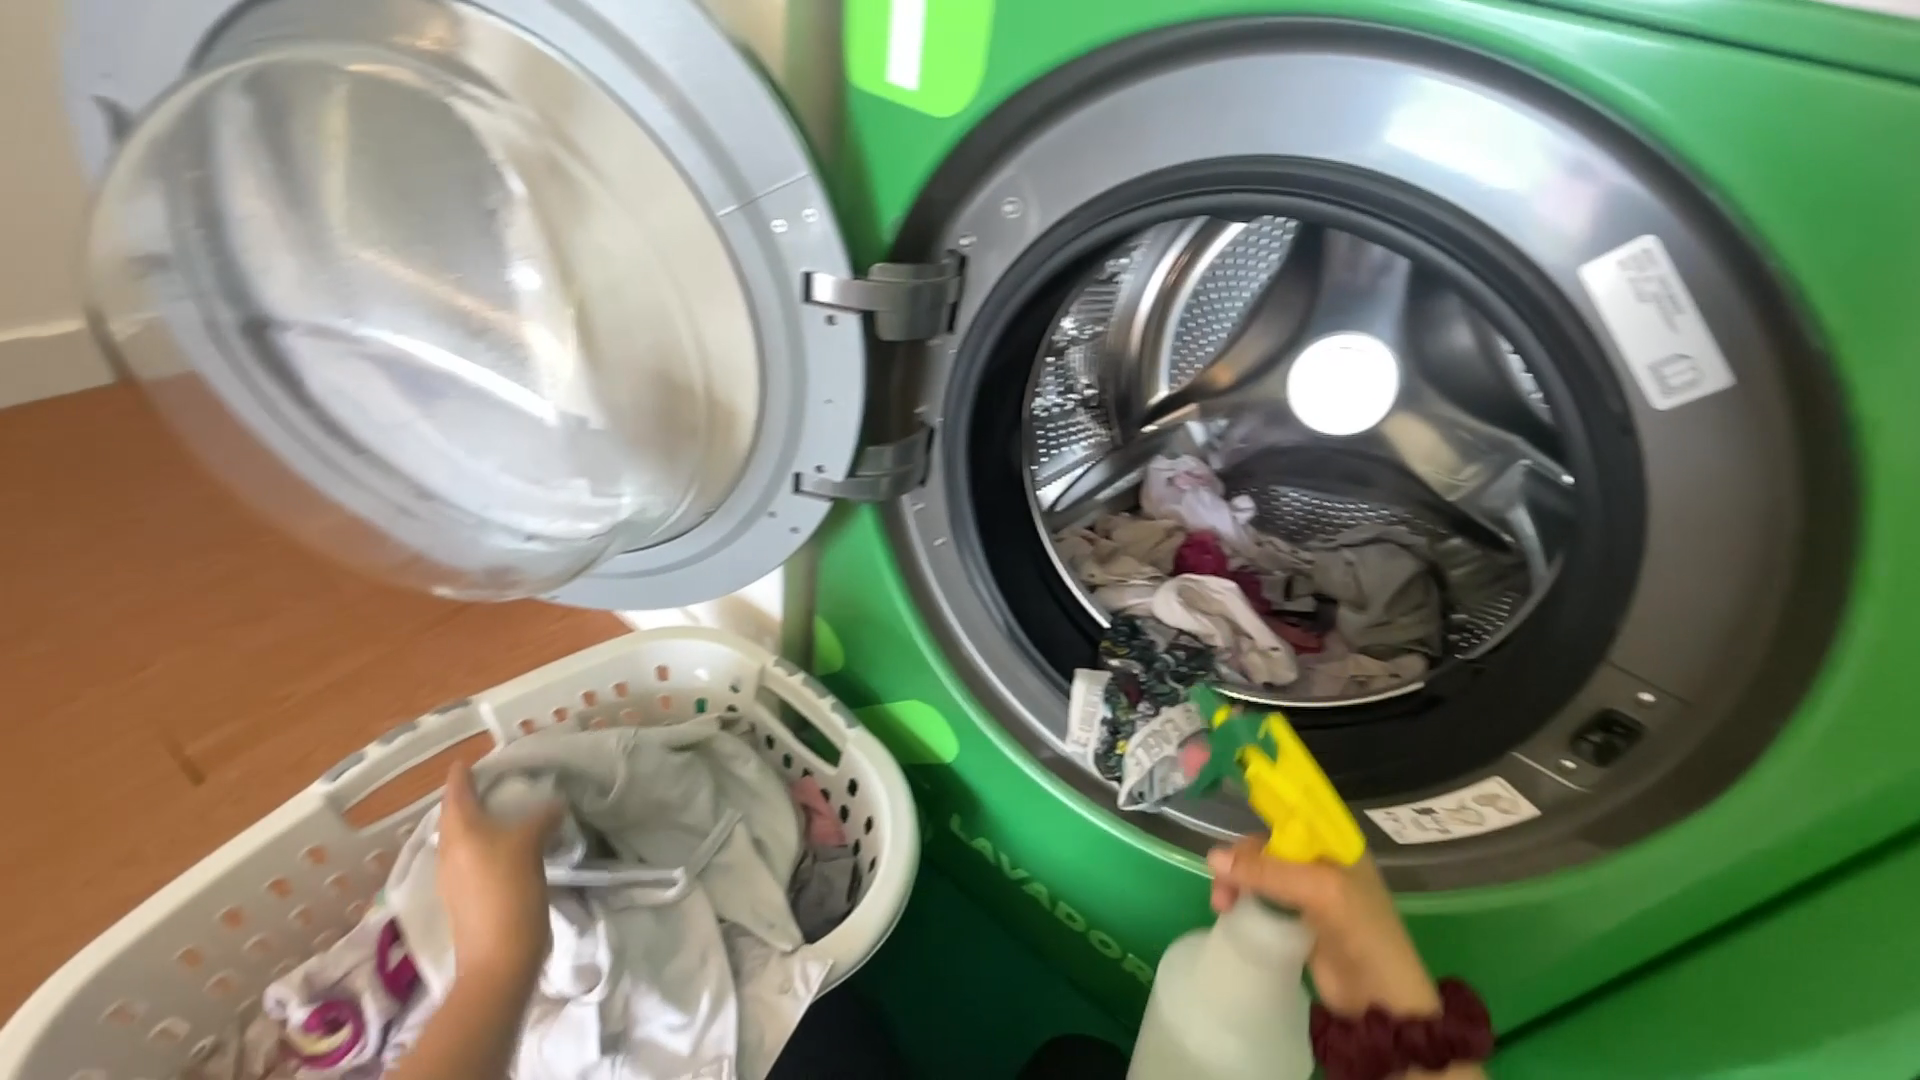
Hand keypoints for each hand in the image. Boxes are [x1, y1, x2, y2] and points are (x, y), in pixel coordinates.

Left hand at [436, 762, 562, 987]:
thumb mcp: (532, 844)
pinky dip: (488, 845)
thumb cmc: (509, 890)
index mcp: (461, 832)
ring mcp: (455, 878)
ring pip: (464, 840)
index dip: (461, 775)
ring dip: (481, 824)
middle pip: (455, 817)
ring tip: (507, 813)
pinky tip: (510, 848)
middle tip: (495, 784)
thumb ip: (543, 818)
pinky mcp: (466, 898)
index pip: (456, 793)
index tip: (467, 760)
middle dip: (469, 799)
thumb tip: (555, 805)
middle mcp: (450, 852)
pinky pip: (474, 859)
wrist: (499, 956)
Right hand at [1208, 836, 1439, 1017]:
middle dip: (1240, 862)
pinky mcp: (1296, 920)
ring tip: (1222, 905)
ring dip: (1236, 882)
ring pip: (1259, 873)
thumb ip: (1267, 872)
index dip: (1257, 831)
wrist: (1380, 1000)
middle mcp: (1321, 864)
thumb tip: (1212, 858)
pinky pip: (1261, 899)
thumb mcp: (1318, 891)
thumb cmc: (1361, 933)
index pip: (1287, 822)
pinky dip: (1242, 900)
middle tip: (1222, 888)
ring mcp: (1308, 894)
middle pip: (1267, 848)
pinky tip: (1230, 911)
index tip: (1231, 854)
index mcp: (1335, 847)